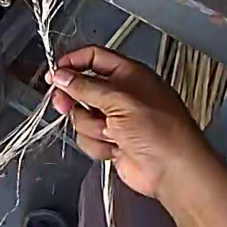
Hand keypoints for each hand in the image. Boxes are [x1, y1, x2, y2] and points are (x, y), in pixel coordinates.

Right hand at [47, 45, 219, 200]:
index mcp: (129, 74)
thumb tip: (62, 76)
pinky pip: (88, 138)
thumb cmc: (160, 130)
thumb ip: (86, 86)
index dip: (72, 63)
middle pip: (82, 88)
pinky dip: (98, 145)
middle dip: (73, 98)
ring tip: (111, 133)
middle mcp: (121, 94)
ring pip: (82, 116)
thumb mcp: (119, 100)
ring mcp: (116, 119)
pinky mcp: (111, 141)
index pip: (94, 58)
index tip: (54, 73)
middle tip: (64, 104)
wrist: (172, 169)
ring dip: (92, 127)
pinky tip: (115, 148)